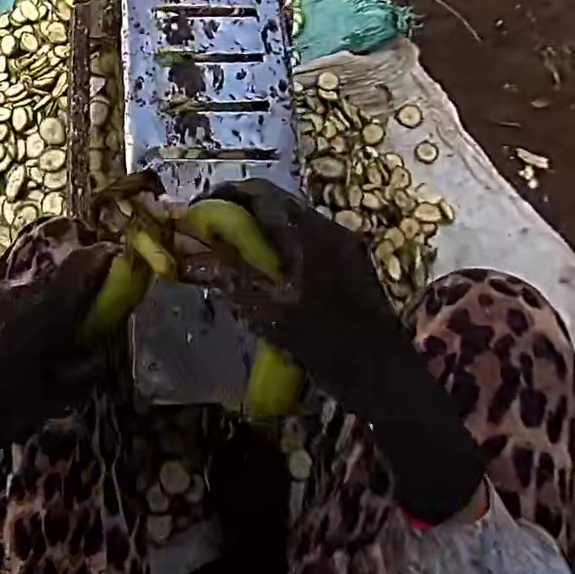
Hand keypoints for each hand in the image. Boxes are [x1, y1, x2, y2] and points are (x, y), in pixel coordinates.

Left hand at [0, 222, 118, 537]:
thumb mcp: (52, 398)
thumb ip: (84, 370)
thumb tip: (100, 351)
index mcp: (41, 311)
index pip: (80, 269)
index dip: (104, 259)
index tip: (123, 259)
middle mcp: (18, 294)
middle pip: (59, 275)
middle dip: (83, 281)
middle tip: (102, 299)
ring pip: (38, 287)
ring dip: (58, 296)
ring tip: (69, 324)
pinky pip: (19, 298)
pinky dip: (36, 306)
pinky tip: (37, 335)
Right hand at [198, 180, 483, 525]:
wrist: (389, 379)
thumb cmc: (327, 343)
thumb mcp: (267, 313)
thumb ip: (227, 278)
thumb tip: (185, 256)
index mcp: (307, 233)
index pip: (258, 193)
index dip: (224, 194)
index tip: (197, 209)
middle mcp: (328, 228)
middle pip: (275, 202)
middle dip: (238, 209)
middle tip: (210, 228)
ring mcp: (343, 244)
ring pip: (290, 219)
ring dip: (258, 225)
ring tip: (232, 248)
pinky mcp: (349, 262)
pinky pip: (305, 237)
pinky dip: (278, 241)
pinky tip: (265, 269)